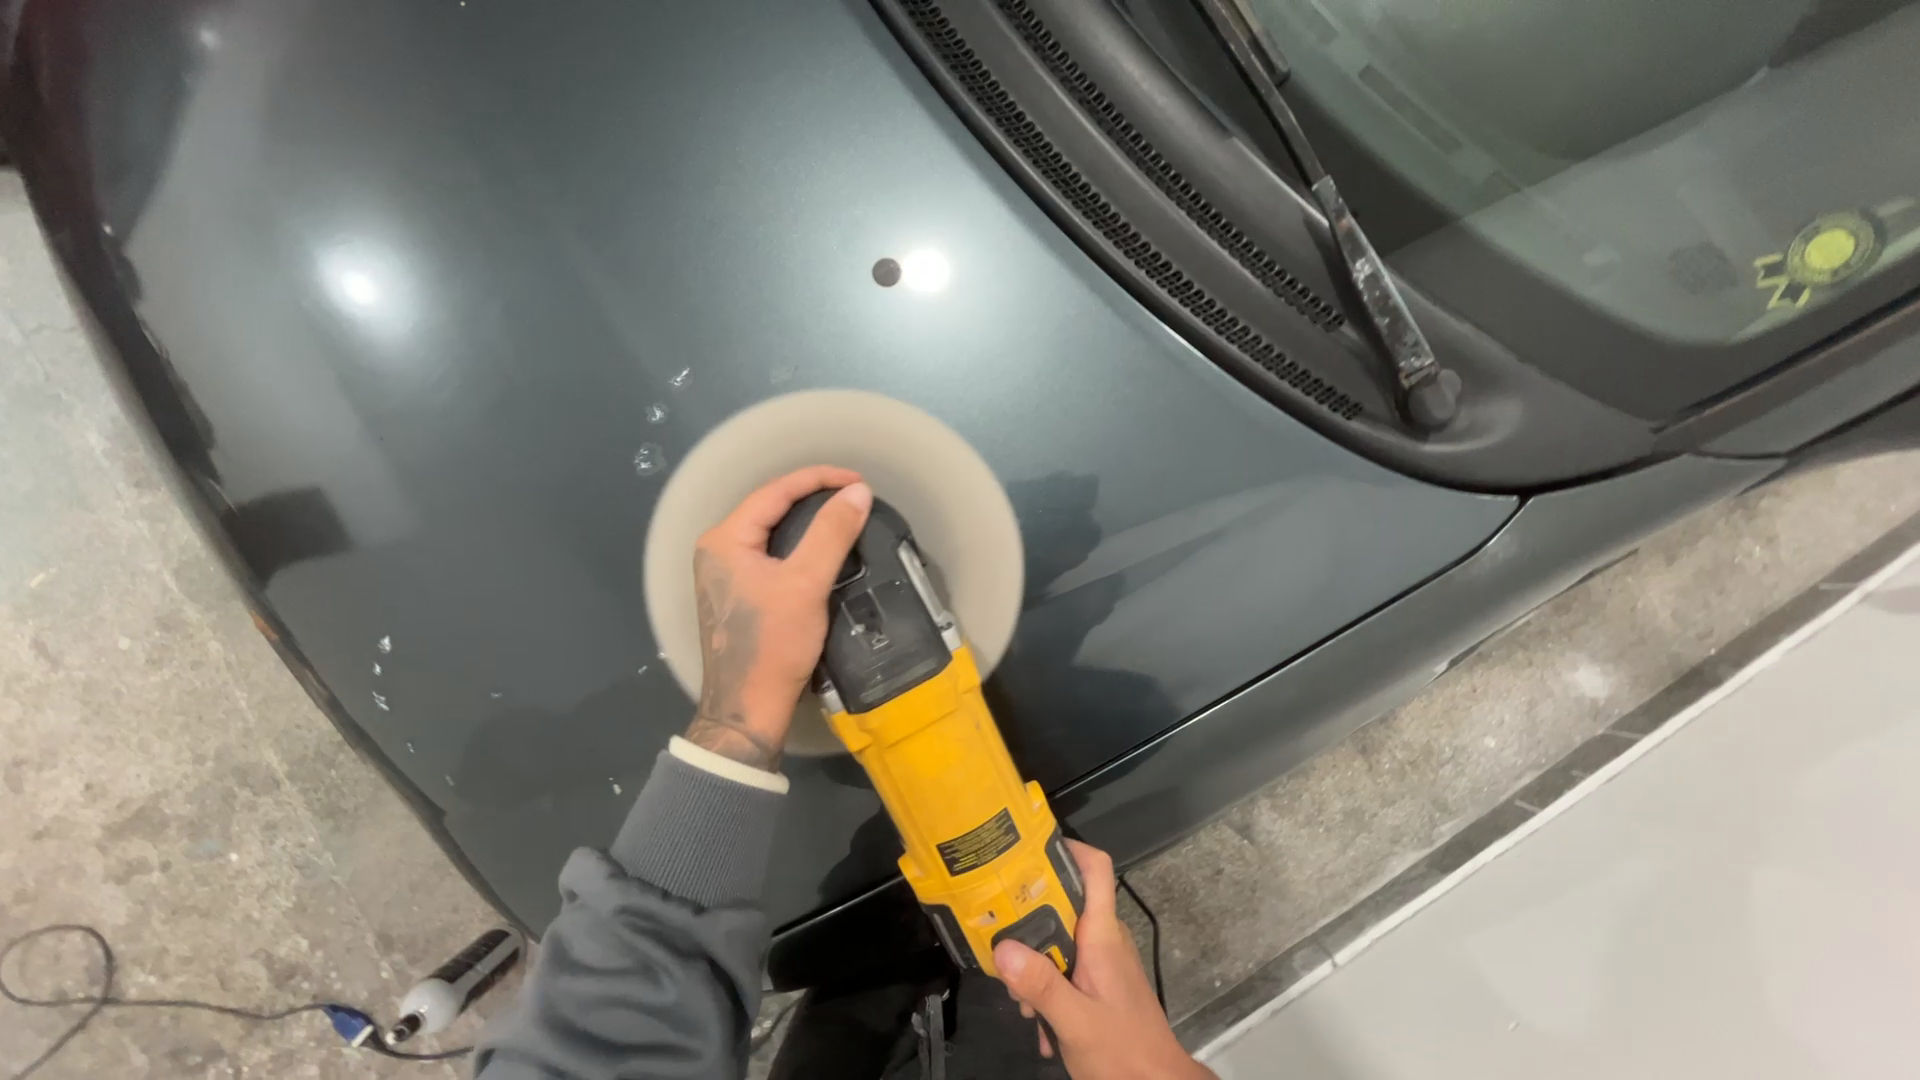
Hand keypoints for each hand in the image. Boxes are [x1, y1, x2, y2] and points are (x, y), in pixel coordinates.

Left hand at [685, 466, 872, 769]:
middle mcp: (717, 549)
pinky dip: (799, 545)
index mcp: (725, 539)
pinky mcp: (737, 594)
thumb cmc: (773, 644)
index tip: (858, 481)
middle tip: (854, 497)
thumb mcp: (806, 584)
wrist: (748, 708)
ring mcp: (724, 573)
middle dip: (813, 496)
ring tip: (844, 518)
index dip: (819, 479)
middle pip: (770, 507)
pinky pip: (770, 554)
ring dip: (807, 521)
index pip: (775, 491)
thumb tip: (858, 492)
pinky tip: (823, 551)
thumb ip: (831, 533)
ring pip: (771, 531)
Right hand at [994, 841, 1214, 1079]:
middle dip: (1030, 920)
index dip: (1068, 848)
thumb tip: (1002, 946)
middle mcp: (1105, 939)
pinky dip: (1049, 987)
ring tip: (1020, 1001)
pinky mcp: (1100, 984)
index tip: (1028, 849)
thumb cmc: (1124, 1053)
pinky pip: (1067, 967)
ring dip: (1036, 964)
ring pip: (1061, 939)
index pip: (1096, 868)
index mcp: (1103, 935)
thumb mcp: (1075, 1022)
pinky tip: (1040, 1023)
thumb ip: (1040, 984)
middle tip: (999, 938)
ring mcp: (1104, 962)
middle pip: (1065, 902)